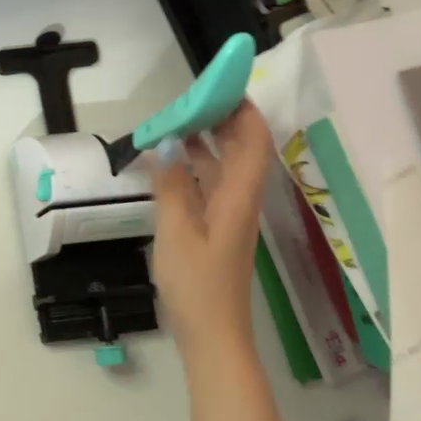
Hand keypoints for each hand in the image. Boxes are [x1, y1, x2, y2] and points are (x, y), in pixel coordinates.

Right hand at [151, 102, 272, 357]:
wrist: (212, 335)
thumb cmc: (197, 286)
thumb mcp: (177, 233)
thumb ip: (172, 187)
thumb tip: (167, 144)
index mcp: (239, 197)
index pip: (253, 139)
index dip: (241, 108)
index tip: (216, 86)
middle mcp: (240, 201)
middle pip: (241, 149)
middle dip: (220, 120)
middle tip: (186, 102)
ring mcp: (229, 217)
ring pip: (223, 168)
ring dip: (203, 145)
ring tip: (172, 127)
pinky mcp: (216, 232)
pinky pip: (209, 188)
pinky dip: (192, 172)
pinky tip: (168, 168)